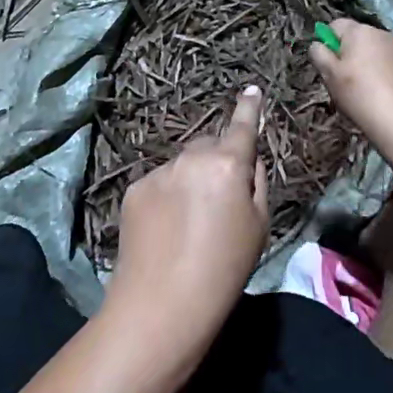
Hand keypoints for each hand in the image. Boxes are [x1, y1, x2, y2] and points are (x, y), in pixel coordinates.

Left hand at [108, 86, 268, 333]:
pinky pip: (159, 183)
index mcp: (228, 164)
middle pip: (209, 147)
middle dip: (217, 161)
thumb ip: (256, 183)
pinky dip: (167, 197)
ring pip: (182, 166)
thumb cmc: (224, 268)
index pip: (242, 128)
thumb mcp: (258, 227)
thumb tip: (246, 160)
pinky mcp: (134, 189)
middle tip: (221, 199)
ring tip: (190, 224)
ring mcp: (158, 172)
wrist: (162, 302)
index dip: (248, 109)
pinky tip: (166, 229)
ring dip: (190, 181)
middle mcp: (190, 158)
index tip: (250, 90)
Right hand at [309, 19, 392, 164]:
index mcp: (360, 32)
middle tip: (348, 83)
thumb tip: (318, 44)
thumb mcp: (331, 78)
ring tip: (373, 93)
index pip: (336, 25)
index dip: (328, 42)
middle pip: (361, 38)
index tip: (329, 66)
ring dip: (374, 64)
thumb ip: (319, 56)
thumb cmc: (362, 98)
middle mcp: (385, 33)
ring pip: (381, 51)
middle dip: (352, 54)